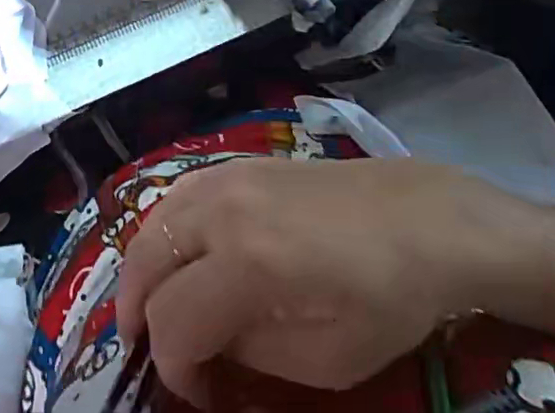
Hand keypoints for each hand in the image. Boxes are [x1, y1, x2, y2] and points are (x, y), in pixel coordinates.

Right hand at [115, 158, 530, 407]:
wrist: (418, 219)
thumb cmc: (386, 297)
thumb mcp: (328, 357)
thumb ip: (253, 351)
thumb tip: (208, 341)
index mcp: (247, 263)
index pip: (174, 318)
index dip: (171, 364)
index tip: (192, 390)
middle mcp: (220, 211)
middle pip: (146, 262)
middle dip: (136, 312)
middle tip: (145, 347)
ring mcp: (223, 178)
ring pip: (152, 223)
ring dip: (141, 267)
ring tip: (148, 302)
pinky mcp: (233, 164)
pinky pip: (175, 196)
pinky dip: (161, 230)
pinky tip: (172, 252)